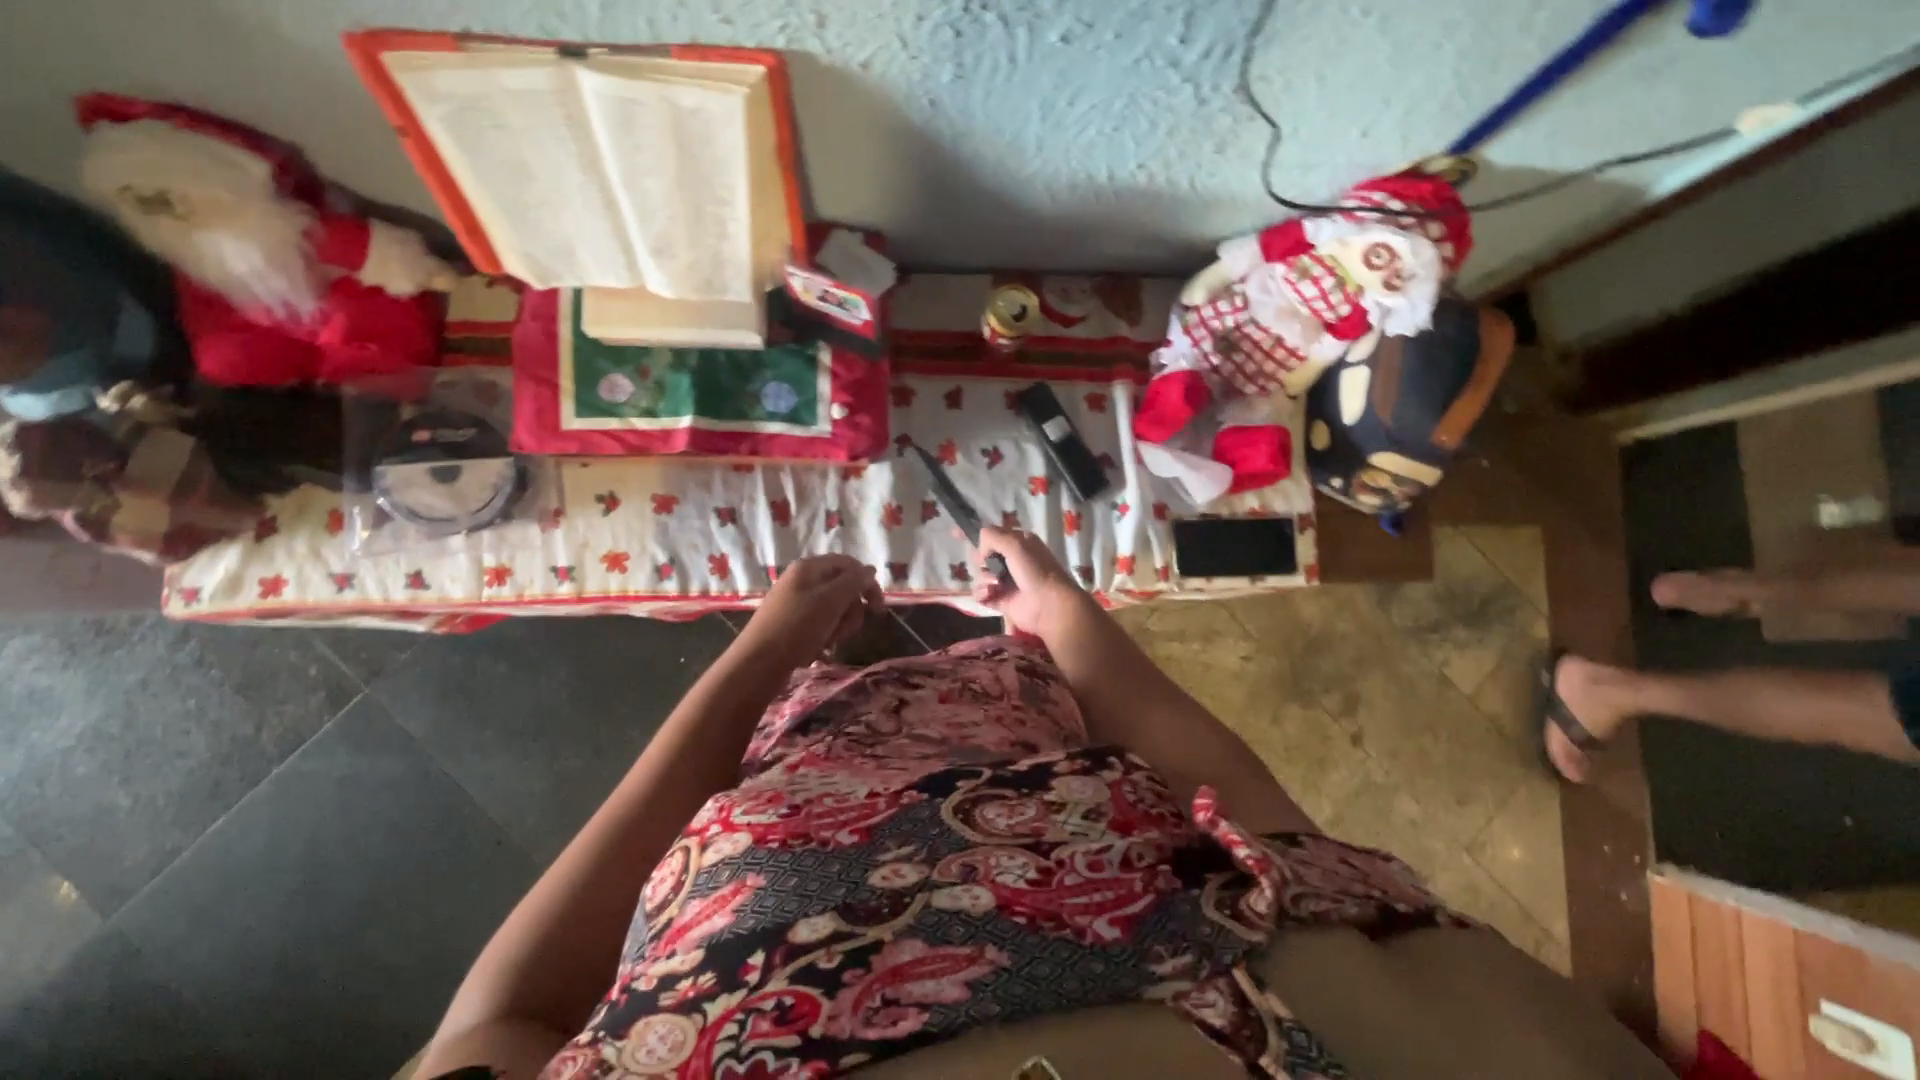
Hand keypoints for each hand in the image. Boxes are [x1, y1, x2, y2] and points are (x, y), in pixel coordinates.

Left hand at [738, 555, 882, 668]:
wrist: (758, 662)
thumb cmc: (797, 627)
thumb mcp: (831, 601)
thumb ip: (854, 581)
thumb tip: (870, 570)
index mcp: (809, 567)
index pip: (849, 565)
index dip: (867, 583)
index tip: (878, 609)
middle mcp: (802, 579)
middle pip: (843, 587)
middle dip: (851, 610)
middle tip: (845, 629)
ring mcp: (796, 601)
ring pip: (834, 608)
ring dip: (839, 625)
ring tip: (830, 642)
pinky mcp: (792, 622)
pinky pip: (820, 622)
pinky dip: (826, 634)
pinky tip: (821, 648)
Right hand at [971, 526, 1091, 638]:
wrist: (1048, 605)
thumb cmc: (1035, 570)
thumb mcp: (1015, 543)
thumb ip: (991, 536)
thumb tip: (980, 551)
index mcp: (1019, 543)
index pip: (994, 536)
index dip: (985, 540)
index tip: (978, 544)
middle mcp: (1012, 560)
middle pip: (984, 556)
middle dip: (983, 561)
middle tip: (988, 566)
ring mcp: (1006, 581)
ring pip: (981, 575)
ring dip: (983, 579)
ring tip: (994, 585)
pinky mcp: (1000, 600)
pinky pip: (981, 594)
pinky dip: (981, 594)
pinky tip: (989, 594)